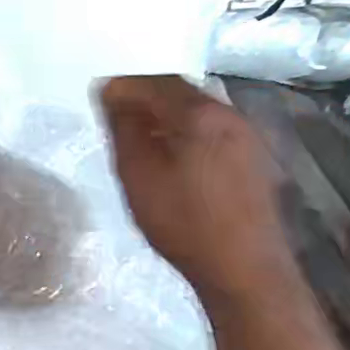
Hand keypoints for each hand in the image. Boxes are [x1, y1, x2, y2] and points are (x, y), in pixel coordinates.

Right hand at [98, 76, 290, 294]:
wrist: (242, 267)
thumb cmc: (181, 222)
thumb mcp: (137, 175)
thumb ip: (123, 129)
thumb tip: (112, 95)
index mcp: (200, 114)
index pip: (153, 81)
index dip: (122, 85)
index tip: (97, 96)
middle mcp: (229, 114)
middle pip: (179, 89)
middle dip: (144, 95)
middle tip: (113, 112)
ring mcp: (246, 134)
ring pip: (197, 107)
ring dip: (165, 112)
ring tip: (137, 132)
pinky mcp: (253, 156)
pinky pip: (211, 126)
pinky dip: (184, 127)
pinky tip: (170, 151)